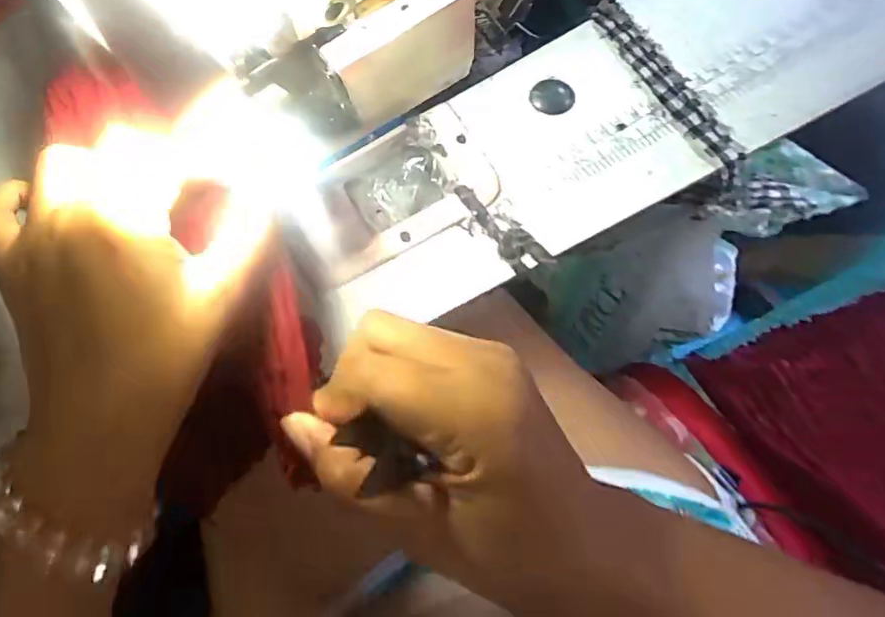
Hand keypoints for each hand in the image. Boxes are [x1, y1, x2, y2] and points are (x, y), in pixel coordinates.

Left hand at [0, 140, 265, 534]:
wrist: (98, 427)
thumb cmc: (166, 360)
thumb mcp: (220, 294)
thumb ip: (246, 230)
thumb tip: (259, 187)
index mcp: (126, 219)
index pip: (166, 155)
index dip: (203, 161)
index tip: (223, 179)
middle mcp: (71, 213)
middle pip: (113, 145)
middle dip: (152, 158)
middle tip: (177, 192)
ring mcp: (30, 237)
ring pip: (57, 161)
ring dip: (95, 169)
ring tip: (122, 200)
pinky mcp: (6, 263)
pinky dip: (14, 197)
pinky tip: (45, 209)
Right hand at [279, 311, 612, 610]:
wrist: (593, 545)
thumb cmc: (514, 554)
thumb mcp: (425, 534)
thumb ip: (352, 477)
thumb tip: (291, 422)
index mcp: (472, 405)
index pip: (370, 369)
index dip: (338, 405)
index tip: (344, 451)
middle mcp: (478, 357)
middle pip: (375, 331)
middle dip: (351, 381)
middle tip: (365, 442)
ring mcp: (485, 347)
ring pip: (391, 329)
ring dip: (372, 373)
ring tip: (391, 433)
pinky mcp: (485, 349)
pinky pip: (415, 340)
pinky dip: (396, 371)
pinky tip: (415, 420)